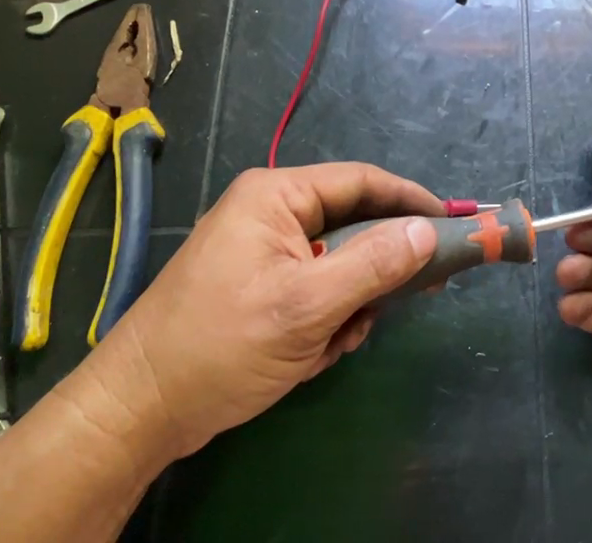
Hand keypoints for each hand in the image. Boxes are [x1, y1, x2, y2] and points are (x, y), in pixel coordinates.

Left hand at [74, 162, 442, 464]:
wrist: (140, 410)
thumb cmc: (221, 345)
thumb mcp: (307, 306)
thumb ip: (373, 264)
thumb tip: (427, 230)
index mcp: (275, 197)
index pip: (360, 181)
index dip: (410, 200)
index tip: (452, 223)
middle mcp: (270, 214)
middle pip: (351, 224)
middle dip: (376, 268)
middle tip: (416, 293)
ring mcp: (262, 252)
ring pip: (337, 264)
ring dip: (350, 304)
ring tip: (337, 340)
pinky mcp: (259, 287)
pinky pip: (315, 290)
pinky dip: (326, 321)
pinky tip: (312, 354)